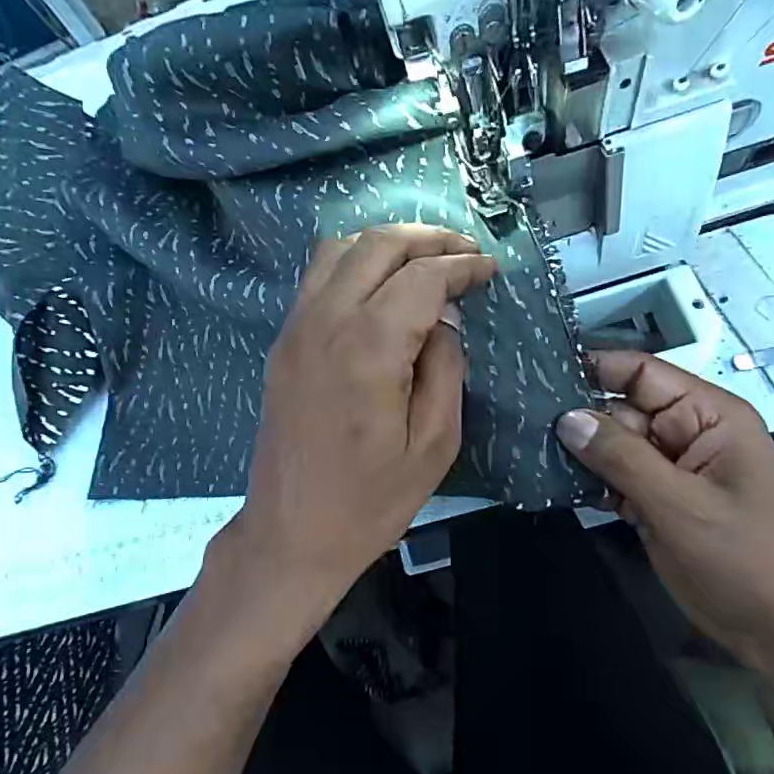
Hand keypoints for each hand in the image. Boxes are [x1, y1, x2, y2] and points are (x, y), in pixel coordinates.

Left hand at [204, 225, 495, 646]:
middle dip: (428, 239)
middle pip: (377, 246)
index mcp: (369, 349)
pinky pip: (318, 276)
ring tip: (428, 261)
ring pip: (340, 249)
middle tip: (466, 253)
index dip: (462, 266)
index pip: (422, 278)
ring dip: (389, 244)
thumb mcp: (436, 443)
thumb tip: (444, 321)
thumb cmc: (373, 499)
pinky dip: (357, 262)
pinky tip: (383, 285)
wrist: (293, 533)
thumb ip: (446, 368)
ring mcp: (296, 329)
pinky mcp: (284, 342)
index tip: (490, 269)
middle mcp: (325, 323)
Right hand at [555, 351, 773, 675]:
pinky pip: (620, 482)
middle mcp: (689, 434)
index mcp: (709, 415)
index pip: (644, 373)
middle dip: (579, 417)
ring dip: (580, 454)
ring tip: (524, 449)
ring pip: (616, 449)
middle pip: (624, 410)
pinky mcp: (662, 506)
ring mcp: (674, 472)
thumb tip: (567, 416)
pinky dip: (593, 485)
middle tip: (518, 422)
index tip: (539, 372)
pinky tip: (553, 484)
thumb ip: (622, 458)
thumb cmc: (746, 559)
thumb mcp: (682, 506)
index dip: (595, 368)